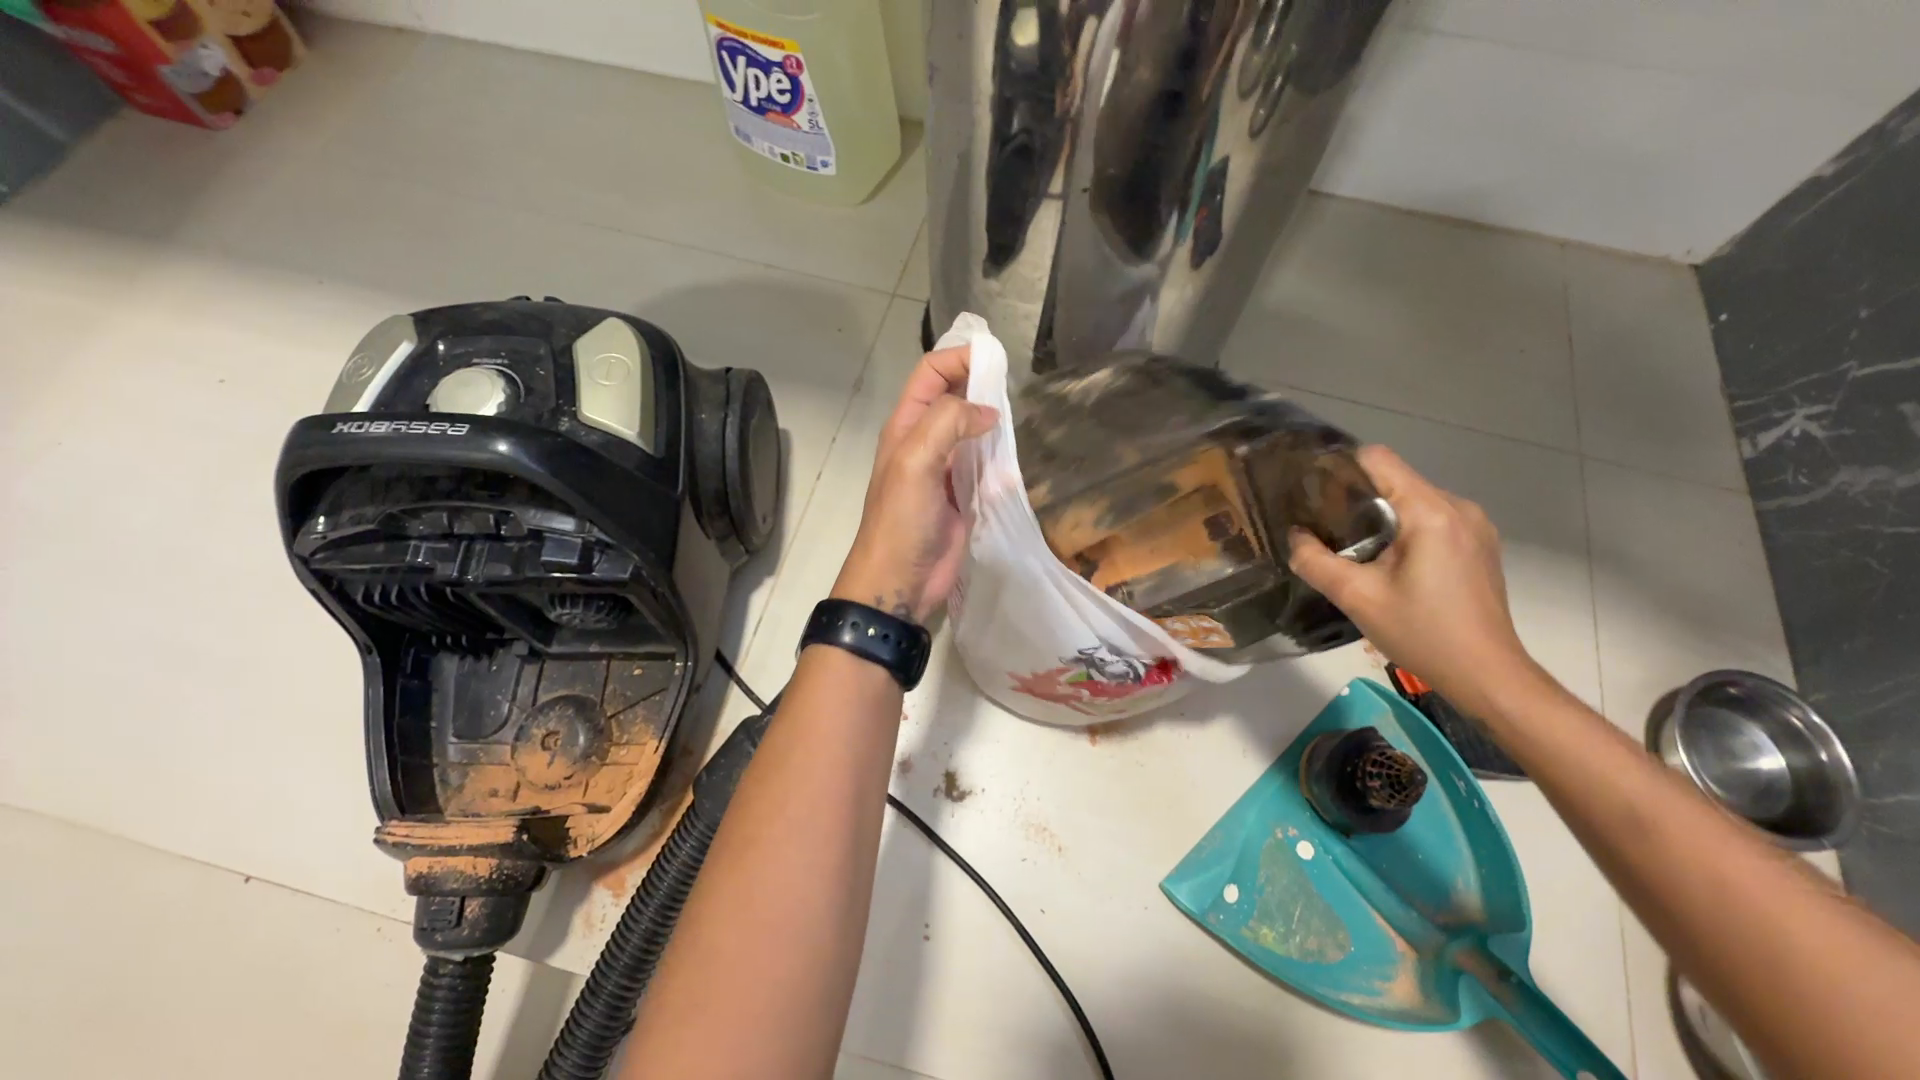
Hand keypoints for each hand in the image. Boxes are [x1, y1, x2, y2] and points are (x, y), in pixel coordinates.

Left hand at [831, 345, 996, 623]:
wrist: (899, 581)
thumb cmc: (901, 520)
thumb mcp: (916, 461)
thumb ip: (948, 423)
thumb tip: (988, 412)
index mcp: (906, 426)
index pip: (931, 374)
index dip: (958, 359)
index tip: (996, 360)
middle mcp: (926, 442)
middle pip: (955, 399)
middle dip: (982, 387)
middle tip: (1016, 390)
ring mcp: (946, 470)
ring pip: (974, 432)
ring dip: (995, 424)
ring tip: (1023, 420)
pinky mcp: (964, 497)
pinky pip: (986, 468)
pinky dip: (1002, 460)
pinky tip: (1019, 459)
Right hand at [1288, 445, 1540, 716]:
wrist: (1487, 674)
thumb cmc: (1423, 633)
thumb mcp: (1357, 598)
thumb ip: (1316, 562)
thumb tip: (1295, 537)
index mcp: (1430, 511)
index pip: (1379, 459)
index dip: (1341, 468)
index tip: (1314, 491)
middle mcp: (1458, 507)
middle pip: (1396, 481)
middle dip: (1359, 499)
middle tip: (1326, 530)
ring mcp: (1475, 525)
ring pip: (1414, 502)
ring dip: (1383, 519)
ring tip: (1356, 551)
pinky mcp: (1481, 545)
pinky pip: (1434, 521)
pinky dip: (1407, 532)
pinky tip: (1392, 565)